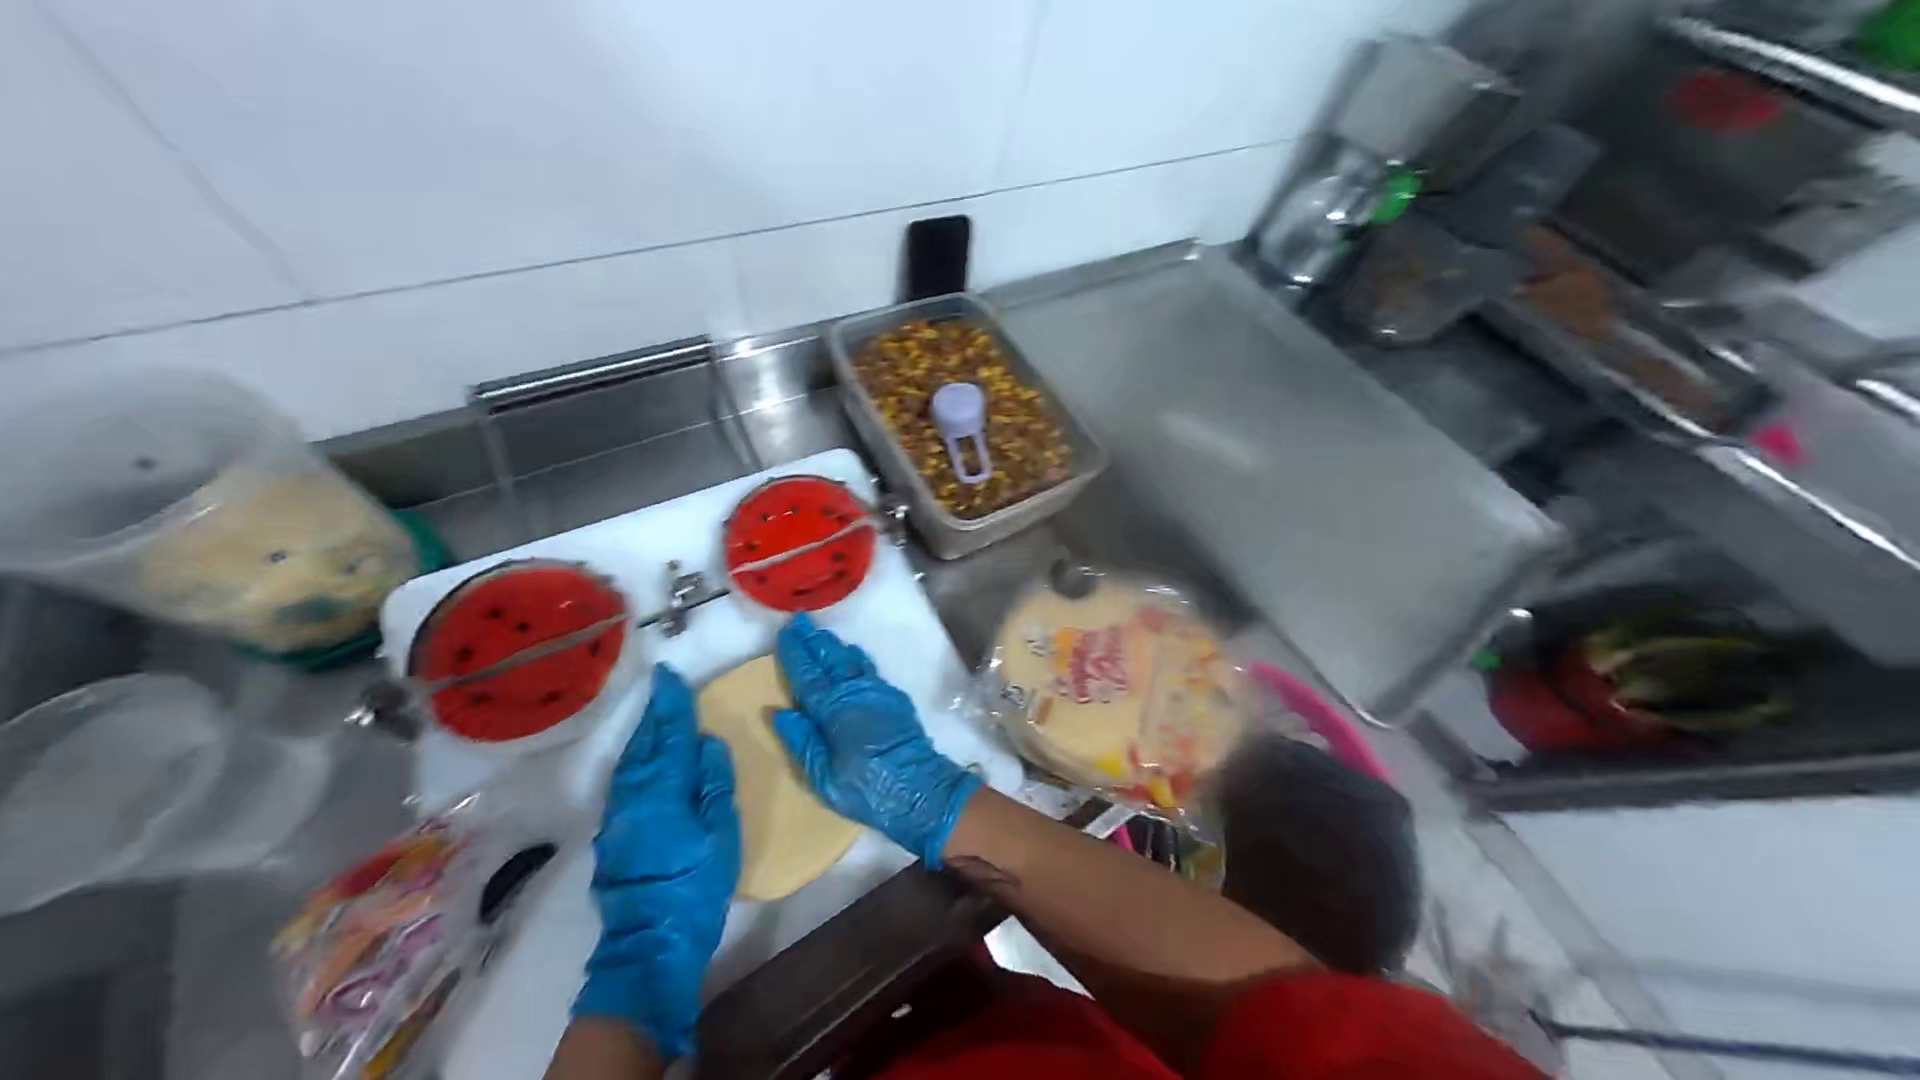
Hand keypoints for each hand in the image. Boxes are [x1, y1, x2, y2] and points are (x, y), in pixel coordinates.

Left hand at [574, 664, 738, 1060]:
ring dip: (644, 733)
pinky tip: (644, 754)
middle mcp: (635, 794)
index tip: (670, 676)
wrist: (649, 942)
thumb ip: (714, 784)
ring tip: (656, 713)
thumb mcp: (720, 833)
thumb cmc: (696, 884)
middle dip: (655, 713)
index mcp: (665, 791)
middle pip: (645, 743)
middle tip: (664, 685)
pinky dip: (637, 756)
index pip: (671, 736)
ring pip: (631, 760)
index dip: (672, 705)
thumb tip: (706, 743)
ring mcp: (620, 813)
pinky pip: (626, 777)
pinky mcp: (615, 830)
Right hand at [771, 613, 980, 867]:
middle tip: (800, 620)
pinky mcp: (894, 698)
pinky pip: (868, 669)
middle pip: (830, 660)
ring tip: (820, 632)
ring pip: (850, 661)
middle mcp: (854, 693)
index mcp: (833, 711)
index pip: (808, 676)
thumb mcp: (824, 777)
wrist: (921, 790)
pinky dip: (855, 658)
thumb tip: (781, 711)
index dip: (795, 654)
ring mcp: (877, 693)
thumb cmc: (867, 789)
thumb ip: (802, 742)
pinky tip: (851, 653)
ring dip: (834, 645)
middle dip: (813, 640)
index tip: (784, 633)